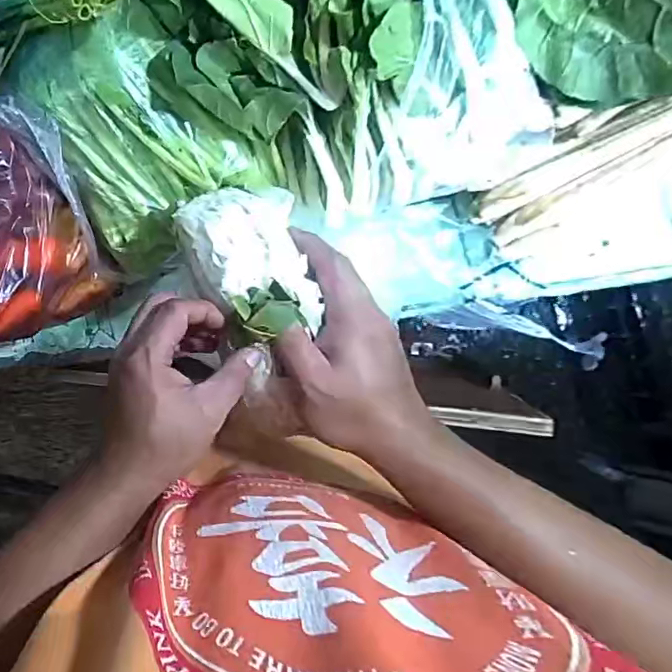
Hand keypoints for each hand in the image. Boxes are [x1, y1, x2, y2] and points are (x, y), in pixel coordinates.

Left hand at [98, 294, 259, 491]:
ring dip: (179, 325)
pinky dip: (168, 340)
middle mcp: (128, 348)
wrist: (126, 472)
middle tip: (218, 329)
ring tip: (211, 344)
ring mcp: (121, 359)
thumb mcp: (210, 410)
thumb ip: (233, 376)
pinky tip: (193, 360)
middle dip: (190, 311)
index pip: (174, 309)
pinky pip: (145, 340)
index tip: (228, 327)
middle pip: (156, 306)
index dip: (204, 310)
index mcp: (146, 353)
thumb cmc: (168, 444)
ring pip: (149, 322)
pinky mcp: (122, 371)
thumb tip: (255, 352)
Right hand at [275, 230, 442, 463]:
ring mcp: (376, 324)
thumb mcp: (313, 383)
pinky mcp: (375, 338)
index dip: (307, 243)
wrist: (401, 438)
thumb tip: (274, 316)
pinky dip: (321, 295)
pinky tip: (300, 311)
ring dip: (314, 276)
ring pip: (344, 286)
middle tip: (270, 255)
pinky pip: (346, 303)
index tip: (279, 233)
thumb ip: (292, 345)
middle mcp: (369, 311)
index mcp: (354, 315)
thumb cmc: (355, 412)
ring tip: (279, 278)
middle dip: (307, 256)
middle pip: (339, 270)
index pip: (333, 264)